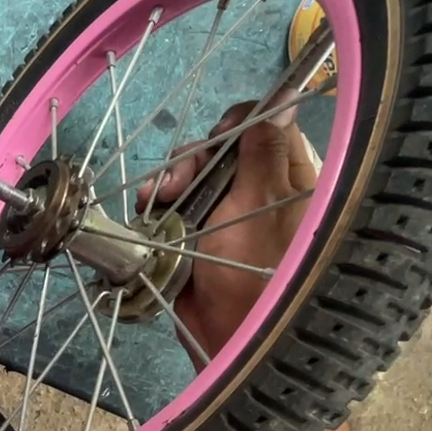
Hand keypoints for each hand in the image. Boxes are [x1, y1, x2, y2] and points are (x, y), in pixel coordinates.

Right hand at [140, 102, 319, 358]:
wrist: (228, 334)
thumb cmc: (257, 267)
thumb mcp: (264, 201)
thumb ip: (265, 149)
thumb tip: (285, 96)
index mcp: (286, 176)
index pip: (262, 128)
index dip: (233, 126)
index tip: (215, 139)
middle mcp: (254, 190)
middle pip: (217, 152)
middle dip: (191, 161)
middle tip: (175, 183)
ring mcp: (220, 215)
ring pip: (190, 179)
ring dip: (168, 183)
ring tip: (154, 199)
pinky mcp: (191, 237)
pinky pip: (171, 207)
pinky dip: (156, 206)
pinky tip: (146, 209)